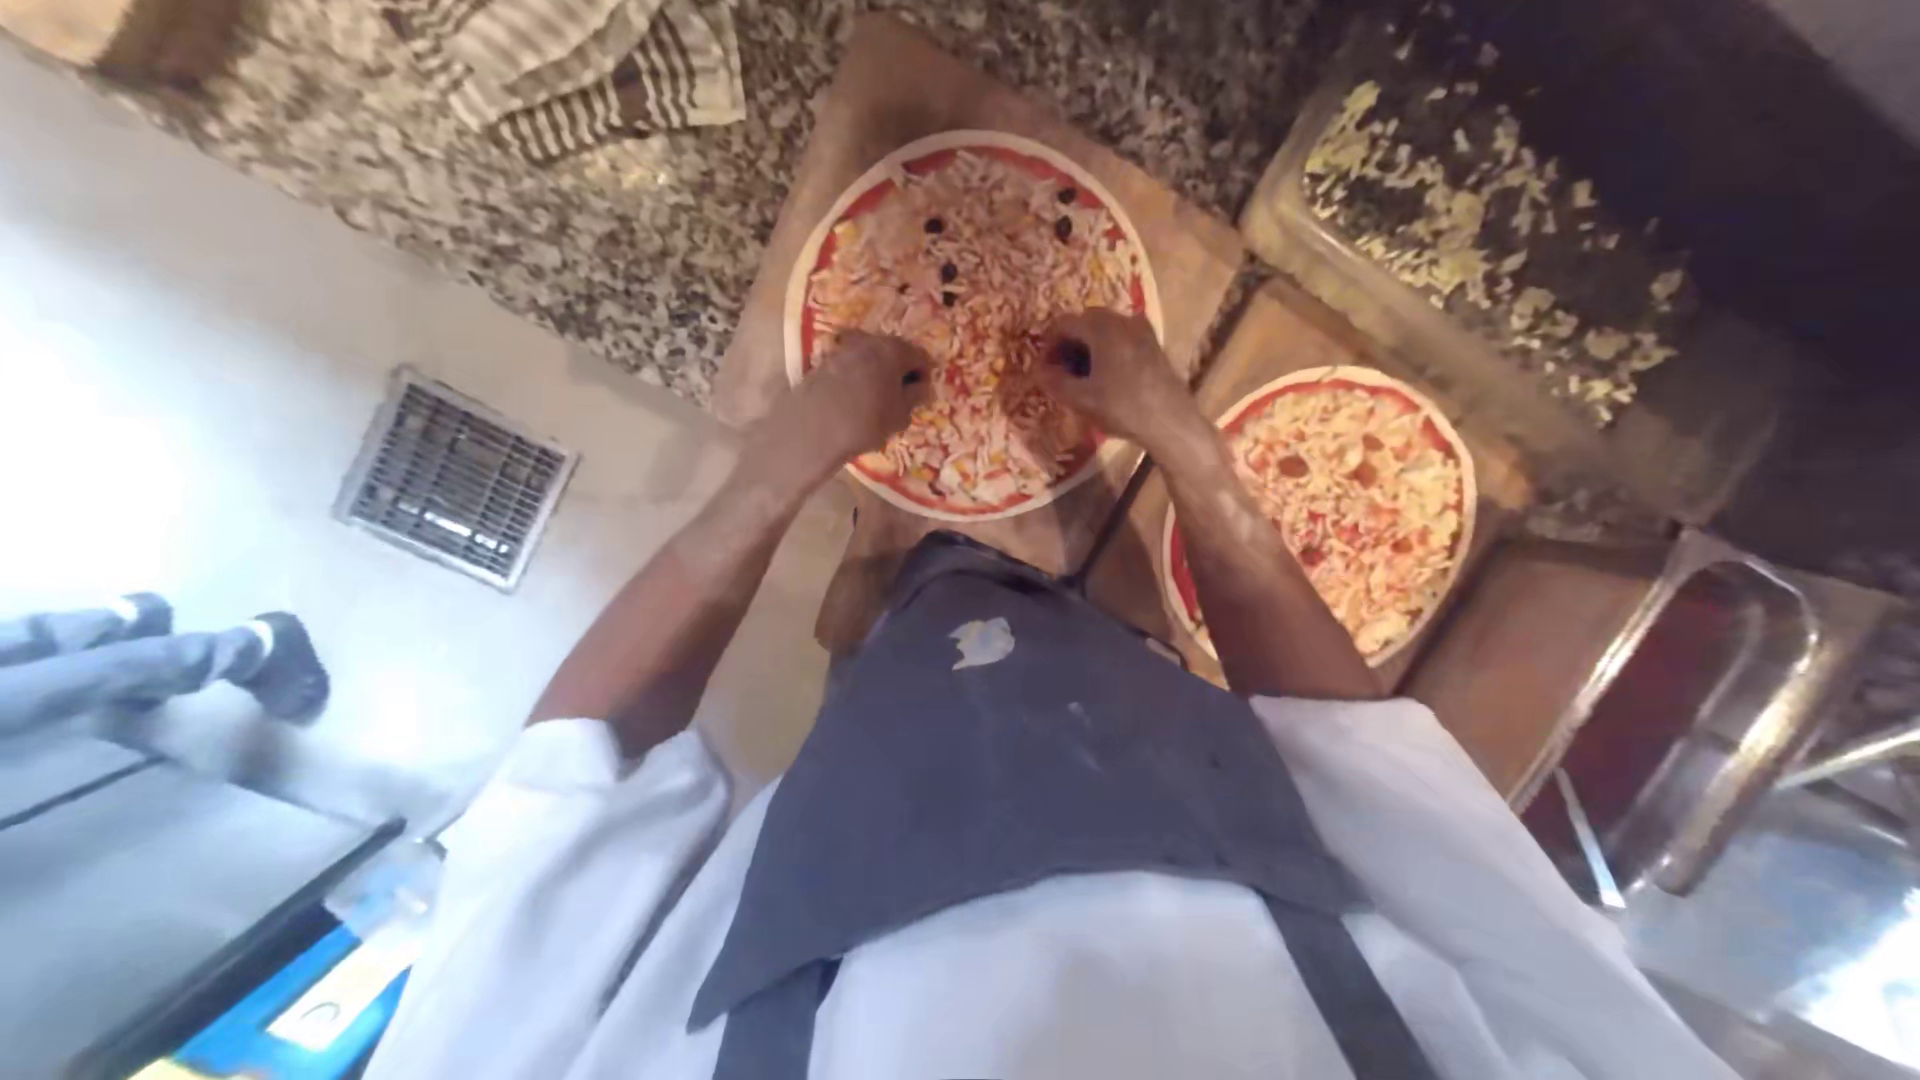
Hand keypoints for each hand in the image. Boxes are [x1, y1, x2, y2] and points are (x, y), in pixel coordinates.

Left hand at [750, 331, 931, 485]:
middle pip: (894, 351)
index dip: (924, 377)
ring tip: (877, 400)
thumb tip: (921, 388)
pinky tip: (855, 400)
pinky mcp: (824, 361)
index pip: (920, 357)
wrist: (812, 429)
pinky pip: (851, 366)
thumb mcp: (900, 415)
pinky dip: (859, 377)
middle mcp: (868, 341)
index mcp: (893, 349)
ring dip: (878, 373)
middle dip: (901, 371)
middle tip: (901, 397)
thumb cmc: (866, 421)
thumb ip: (915, 397)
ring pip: (870, 357)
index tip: (920, 396)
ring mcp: (843, 349)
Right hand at [1033, 310, 1203, 454]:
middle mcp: (1123, 320)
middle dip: (1068, 344)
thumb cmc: (1122, 408)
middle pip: (1085, 322)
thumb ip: (1055, 382)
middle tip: (1061, 371)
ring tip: (1081, 376)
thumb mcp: (1081, 399)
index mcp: (1103, 328)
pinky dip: (1105, 349)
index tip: (1045, 368)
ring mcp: (1141, 330)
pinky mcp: (1152, 344)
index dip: (1048, 345)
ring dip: (1087, 347)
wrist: (1169, 421)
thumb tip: (1039, 371)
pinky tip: (1104, 377)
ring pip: (1104, 329)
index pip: (1064, 323)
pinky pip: (1120, 337)